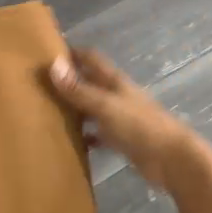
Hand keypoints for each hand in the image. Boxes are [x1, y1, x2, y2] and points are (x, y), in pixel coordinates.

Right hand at [50, 48, 207, 187]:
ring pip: (91, 108)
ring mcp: (119, 117)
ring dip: (74, 109)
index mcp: (114, 81)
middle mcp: (116, 95)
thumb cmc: (140, 126)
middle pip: (89, 82)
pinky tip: (70, 142)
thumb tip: (52, 65)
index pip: (90, 58)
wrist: (173, 160)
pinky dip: (85, 136)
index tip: (46, 52)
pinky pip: (98, 134)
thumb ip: (79, 89)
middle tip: (38, 85)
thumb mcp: (106, 106)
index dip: (71, 52)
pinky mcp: (122, 140)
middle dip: (68, 81)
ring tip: (46, 112)